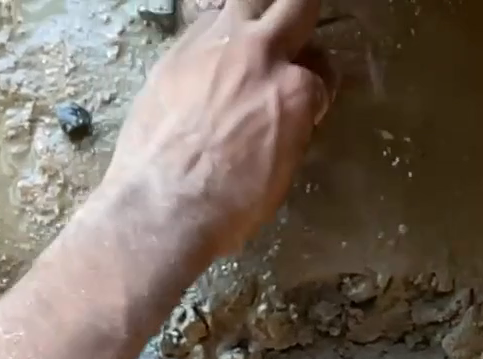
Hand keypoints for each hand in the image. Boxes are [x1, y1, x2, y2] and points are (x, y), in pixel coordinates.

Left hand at [98, 0, 330, 254]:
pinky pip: (203, 26)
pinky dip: (212, 41)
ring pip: (246, 2)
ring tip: (244, 46)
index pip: (320, 75)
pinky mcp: (176, 51)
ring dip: (253, 18)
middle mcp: (261, 55)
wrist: (162, 209)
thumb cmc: (226, 212)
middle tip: (290, 43)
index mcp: (295, 92)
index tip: (307, 105)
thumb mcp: (277, 179)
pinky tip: (205, 67)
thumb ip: (288, 135)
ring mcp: (216, 46)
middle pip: (295, 5)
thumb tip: (285, 125)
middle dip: (300, 21)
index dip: (315, 92)